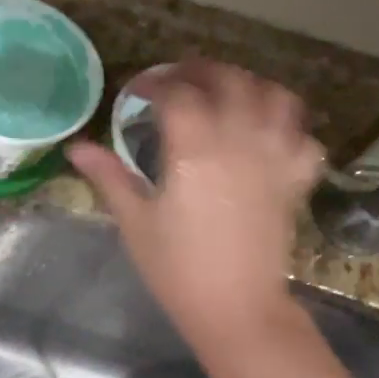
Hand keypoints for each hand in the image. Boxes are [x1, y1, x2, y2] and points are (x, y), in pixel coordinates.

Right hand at [69, 61, 322, 338]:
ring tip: (224, 95)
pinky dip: (285, 125)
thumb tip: (77, 147)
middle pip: (229, 80)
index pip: (177, 93)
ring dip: (248, 86)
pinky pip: (302, 135)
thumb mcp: (134, 220)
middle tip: (178, 80)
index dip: (155, 83)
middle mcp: (240, 140)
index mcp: (194, 148)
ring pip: (274, 95)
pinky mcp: (296, 178)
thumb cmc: (175, 266)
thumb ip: (108, 176)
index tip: (138, 90)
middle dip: (201, 71)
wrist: (234, 306)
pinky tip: (265, 134)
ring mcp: (275, 156)